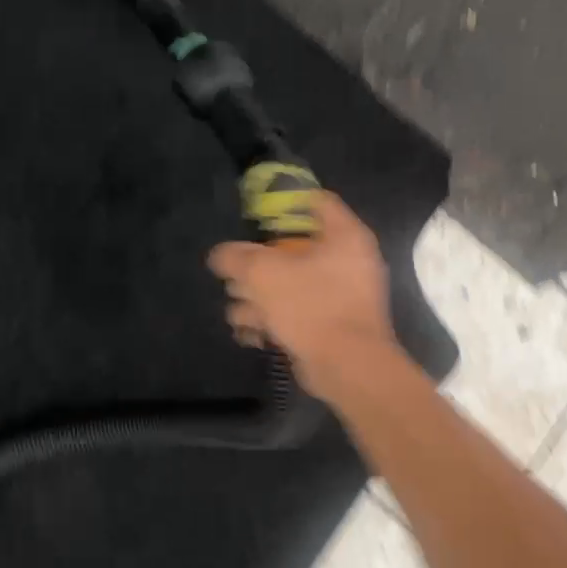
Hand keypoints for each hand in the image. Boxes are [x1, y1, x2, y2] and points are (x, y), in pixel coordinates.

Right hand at [207, 193, 400, 402]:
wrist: (346, 366)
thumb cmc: (310, 306)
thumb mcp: (262, 273)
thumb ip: (235, 257)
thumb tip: (220, 255)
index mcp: (343, 236)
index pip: (315, 201)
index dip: (282, 202)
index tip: (252, 214)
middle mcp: (345, 261)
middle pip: (288, 249)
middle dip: (255, 269)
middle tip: (238, 280)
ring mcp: (337, 295)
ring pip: (283, 285)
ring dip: (255, 302)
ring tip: (245, 317)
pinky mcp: (326, 324)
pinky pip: (290, 313)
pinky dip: (270, 323)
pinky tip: (254, 336)